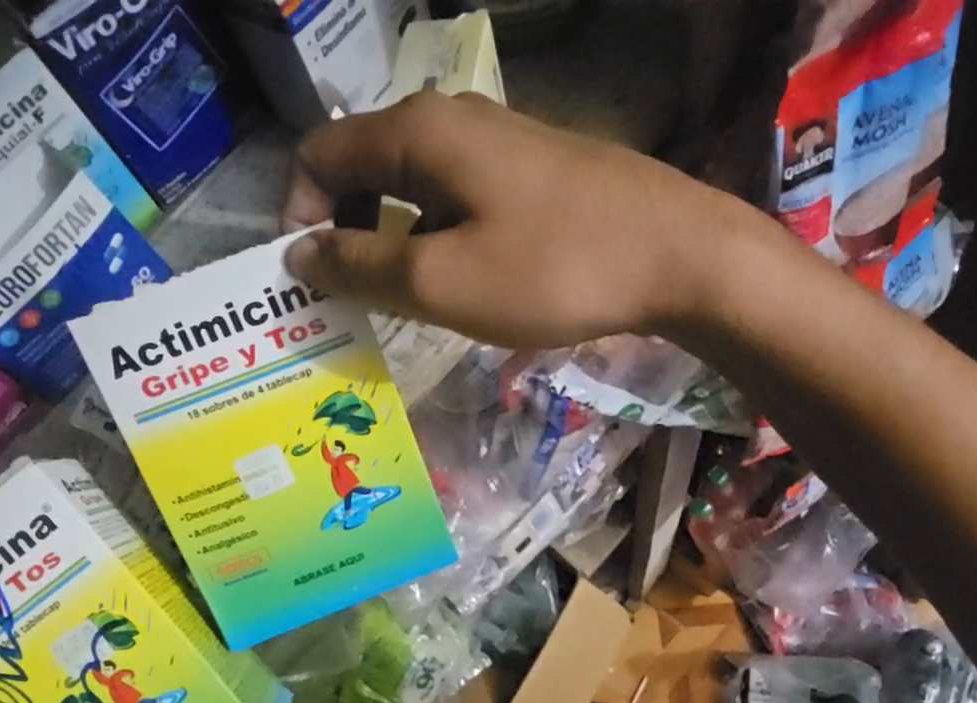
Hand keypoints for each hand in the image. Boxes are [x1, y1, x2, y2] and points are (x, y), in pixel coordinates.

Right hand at [282, 91, 783, 348]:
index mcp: (416, 133)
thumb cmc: (553, 269)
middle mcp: (448, 122)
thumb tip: (297, 254)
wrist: (679, 256)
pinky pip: (450, 201)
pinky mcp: (525, 174)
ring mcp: (492, 145)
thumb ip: (360, 265)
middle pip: (360, 169)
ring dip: (387, 244)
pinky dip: (431, 242)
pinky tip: (452, 286)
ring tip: (398, 305)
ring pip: (407, 189)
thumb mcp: (441, 280)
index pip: (317, 156)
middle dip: (341, 234)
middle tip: (349, 303)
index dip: (298, 216)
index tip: (313, 282)